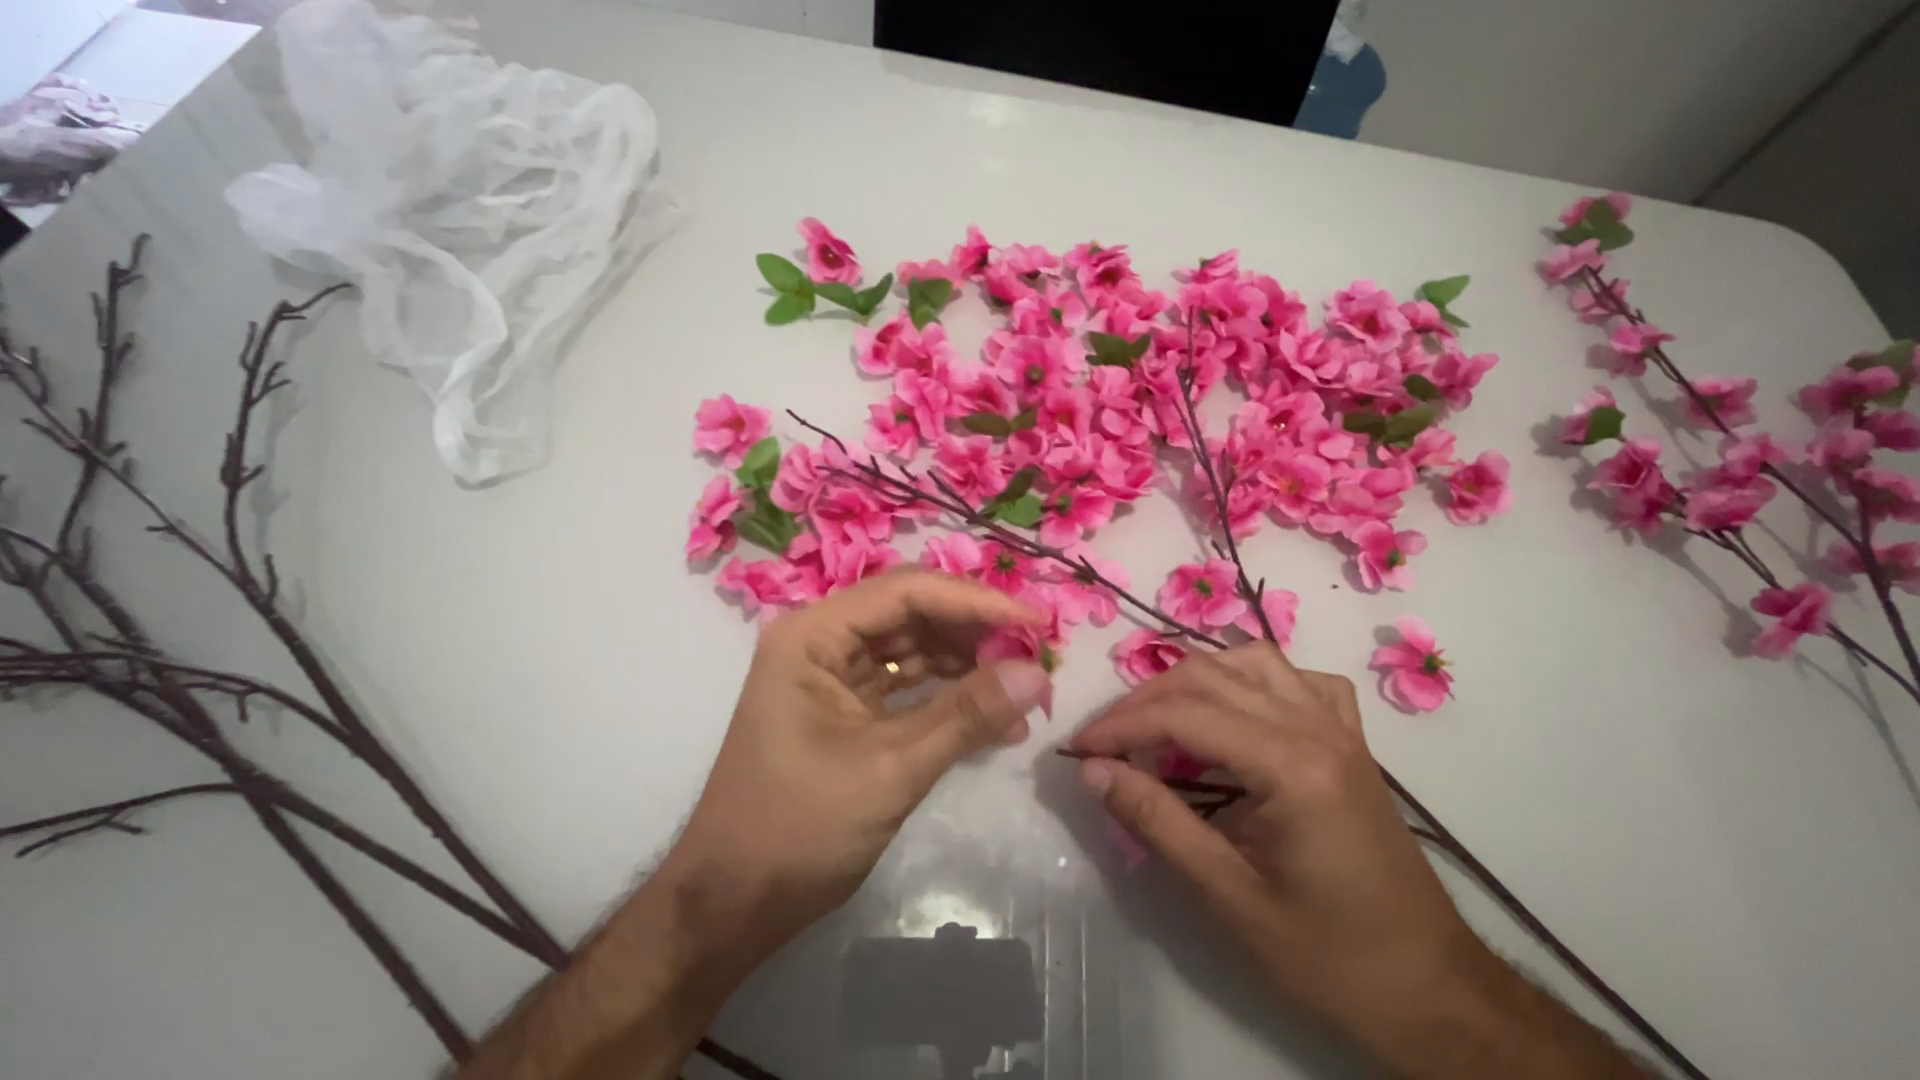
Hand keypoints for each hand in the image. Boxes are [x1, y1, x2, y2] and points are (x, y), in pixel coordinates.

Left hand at [456, 572, 1051, 1079]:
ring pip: (912, 650)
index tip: (1038, 624)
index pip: (907, 592)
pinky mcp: (844, 713)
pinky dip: (948, 698)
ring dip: (967, 664)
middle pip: (911, 614)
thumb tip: (1037, 673)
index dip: (976, 602)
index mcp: (813, 636)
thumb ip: (966, 716)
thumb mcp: (891, 768)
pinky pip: (905, 688)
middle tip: (1038, 655)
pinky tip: (996, 717)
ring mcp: (831, 678)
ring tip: (1025, 687)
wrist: (735, 902)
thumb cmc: (800, 827)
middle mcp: (820, 643)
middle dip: (975, 632)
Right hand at [1069, 644, 1642, 1078]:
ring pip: (1253, 662)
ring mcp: (1341, 730)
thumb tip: (1093, 771)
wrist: (1429, 987)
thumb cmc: (1328, 955)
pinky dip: (1252, 681)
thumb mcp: (1228, 895)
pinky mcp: (1351, 743)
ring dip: (1194, 679)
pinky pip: (1298, 682)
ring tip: (1155, 717)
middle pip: (1212, 676)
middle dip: (1145, 699)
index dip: (1121, 725)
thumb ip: (1157, 822)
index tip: (1077, 750)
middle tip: (1104, 739)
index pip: (1185, 714)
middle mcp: (1318, 728)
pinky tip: (1234, 710)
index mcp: (1292, 766)